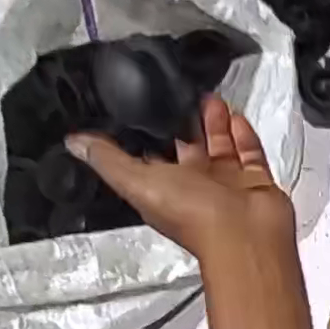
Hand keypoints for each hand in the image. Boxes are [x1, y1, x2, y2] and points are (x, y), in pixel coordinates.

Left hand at [65, 93, 294, 263]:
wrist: (246, 236)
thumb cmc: (194, 217)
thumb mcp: (137, 183)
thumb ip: (109, 160)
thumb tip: (74, 142)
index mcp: (166, 189)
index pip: (152, 156)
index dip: (147, 132)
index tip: (141, 103)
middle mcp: (197, 186)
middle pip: (189, 146)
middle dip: (184, 121)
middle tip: (179, 92)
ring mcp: (229, 183)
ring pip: (220, 146)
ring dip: (214, 121)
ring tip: (208, 96)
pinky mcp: (255, 180)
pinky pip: (249, 152)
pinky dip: (242, 134)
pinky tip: (234, 115)